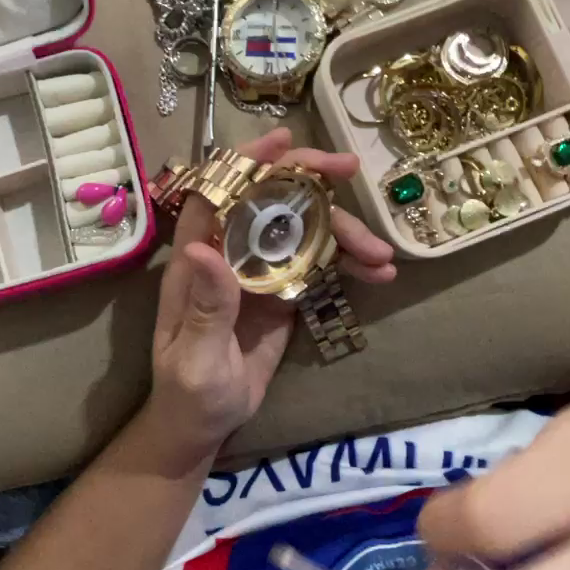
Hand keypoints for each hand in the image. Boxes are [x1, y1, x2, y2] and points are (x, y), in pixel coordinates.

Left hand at [147, 128, 395, 456]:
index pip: (217, 196)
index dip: (246, 163)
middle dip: (309, 183)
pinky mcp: (281, 293)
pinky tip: (379, 274)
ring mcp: (257, 273)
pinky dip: (348, 265)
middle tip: (352, 173)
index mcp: (197, 262)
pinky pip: (317, 266)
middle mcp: (227, 256)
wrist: (204, 427)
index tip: (285, 142)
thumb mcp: (196, 357)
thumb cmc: (188, 393)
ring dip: (341, 234)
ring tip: (381, 256)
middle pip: (268, 203)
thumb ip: (205, 308)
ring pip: (301, 233)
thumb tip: (202, 249)